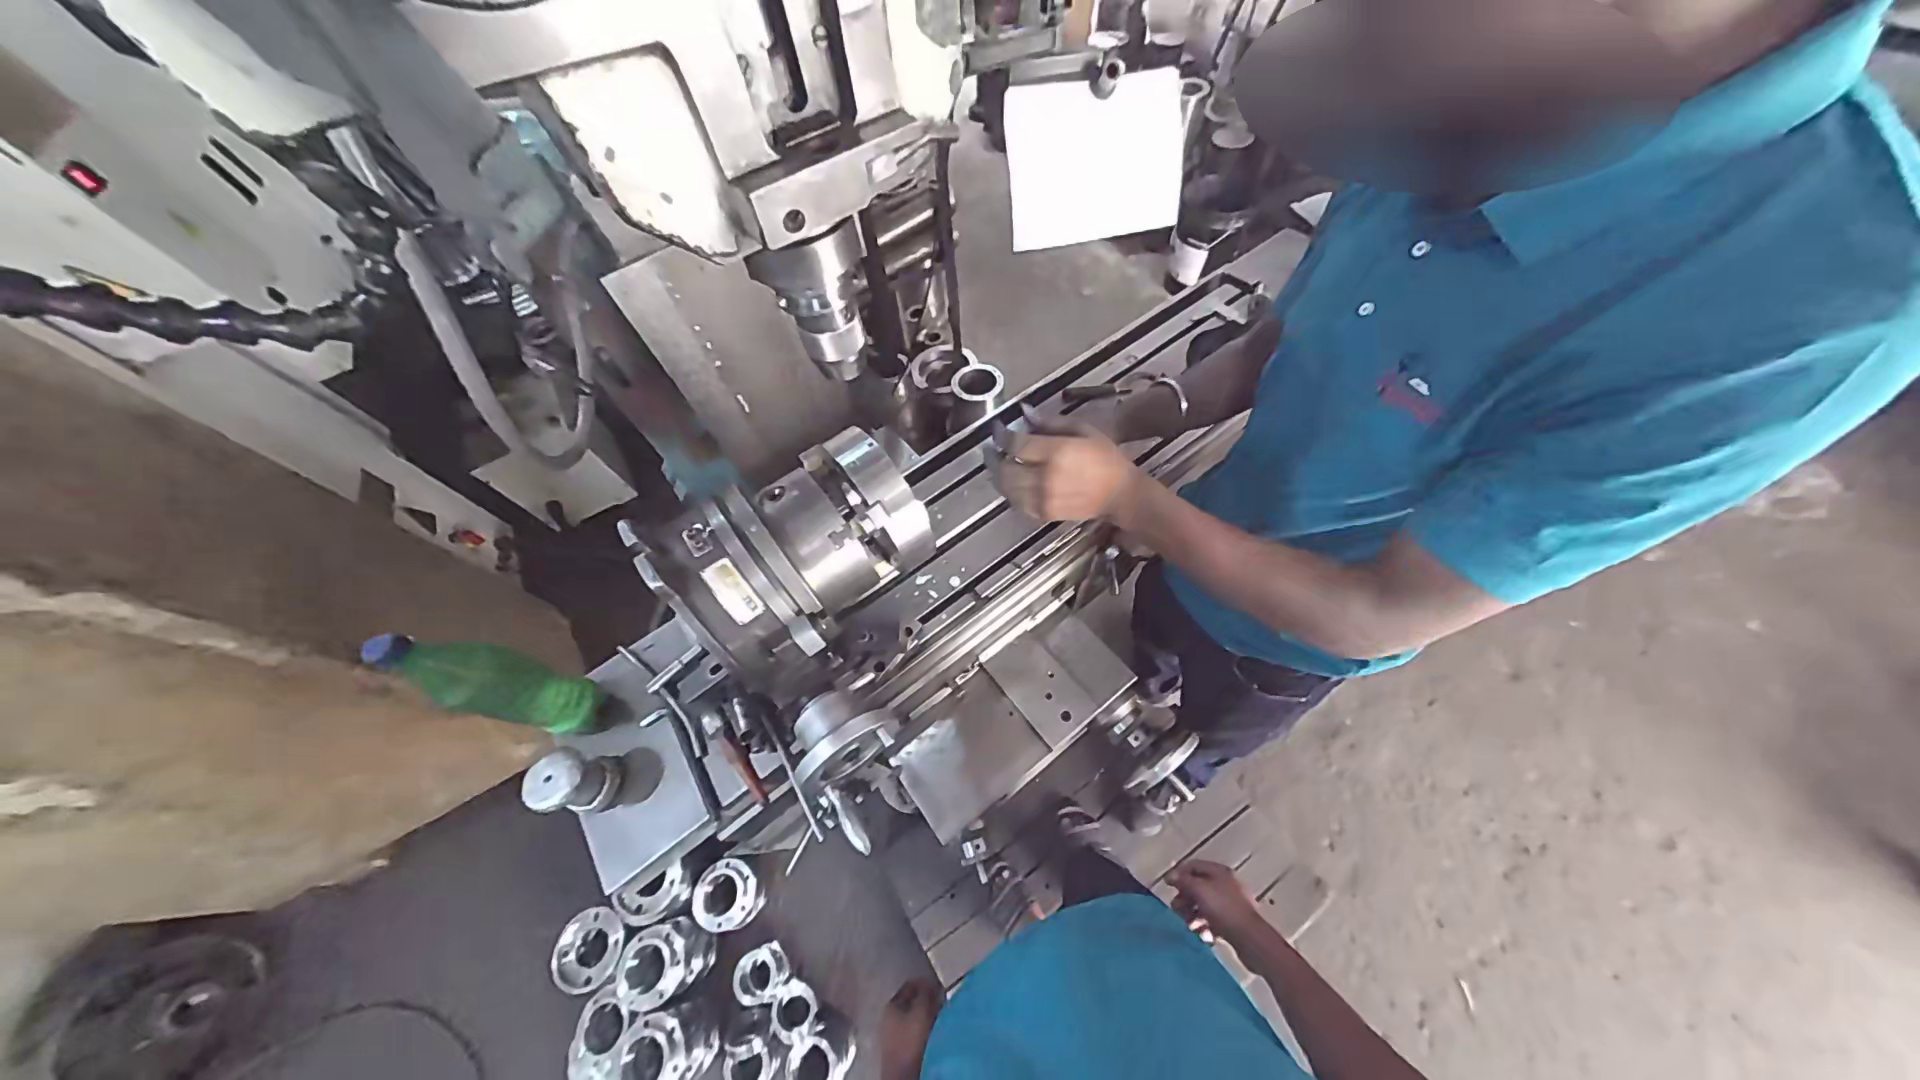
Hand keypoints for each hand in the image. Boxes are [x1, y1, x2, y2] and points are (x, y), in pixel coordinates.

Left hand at [880, 977, 944, 1079]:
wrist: (904, 1078)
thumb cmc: (911, 1040)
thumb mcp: (922, 1010)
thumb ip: (927, 992)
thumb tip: (932, 982)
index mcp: (891, 1004)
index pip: (910, 985)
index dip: (925, 982)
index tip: (940, 984)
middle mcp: (889, 1018)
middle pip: (911, 1002)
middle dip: (927, 1000)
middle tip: (942, 1000)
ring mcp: (893, 1036)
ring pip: (914, 1018)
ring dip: (927, 1016)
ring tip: (940, 1016)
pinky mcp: (900, 1051)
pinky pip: (915, 1033)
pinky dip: (924, 1030)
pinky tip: (934, 1032)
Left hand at [996, 422, 1148, 523]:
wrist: (1121, 494)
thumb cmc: (1105, 457)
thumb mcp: (1083, 430)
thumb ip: (1052, 422)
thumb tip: (1026, 413)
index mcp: (1056, 453)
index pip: (1016, 443)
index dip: (1001, 435)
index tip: (997, 429)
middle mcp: (1045, 478)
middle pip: (1004, 469)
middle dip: (993, 458)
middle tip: (991, 449)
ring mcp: (1043, 499)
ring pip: (1006, 489)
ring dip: (999, 476)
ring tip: (1000, 465)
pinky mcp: (1044, 514)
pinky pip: (1017, 504)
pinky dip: (1010, 493)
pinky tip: (1013, 483)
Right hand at [1167, 859, 1264, 941]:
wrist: (1251, 940)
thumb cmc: (1224, 909)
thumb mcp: (1200, 890)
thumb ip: (1183, 880)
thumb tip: (1170, 876)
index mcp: (1219, 871)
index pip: (1193, 865)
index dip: (1178, 873)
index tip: (1167, 886)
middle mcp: (1225, 884)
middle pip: (1197, 886)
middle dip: (1184, 898)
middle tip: (1177, 909)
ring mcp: (1230, 904)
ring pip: (1203, 905)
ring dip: (1192, 914)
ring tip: (1190, 926)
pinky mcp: (1233, 922)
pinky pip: (1212, 920)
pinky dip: (1204, 926)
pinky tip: (1203, 935)